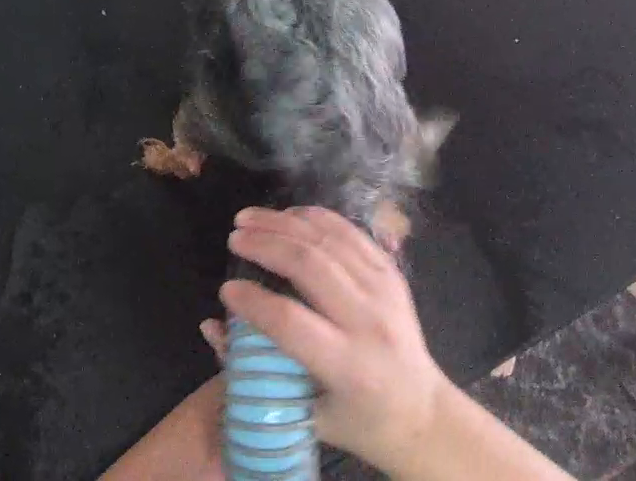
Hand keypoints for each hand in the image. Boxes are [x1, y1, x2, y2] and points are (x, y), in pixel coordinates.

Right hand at [216, 206, 456, 473]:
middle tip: (233, 238)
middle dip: (265, 245)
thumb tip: (210, 327)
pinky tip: (288, 214)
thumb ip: (255, 371)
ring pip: (329, 242)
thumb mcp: (307, 413)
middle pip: (311, 267)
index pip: (291, 322)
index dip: (254, 302)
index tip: (225, 290)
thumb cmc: (360, 422)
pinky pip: (350, 233)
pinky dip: (316, 217)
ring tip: (249, 217)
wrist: (425, 413)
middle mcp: (370, 323)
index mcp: (350, 366)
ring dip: (284, 223)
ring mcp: (385, 291)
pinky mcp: (392, 273)